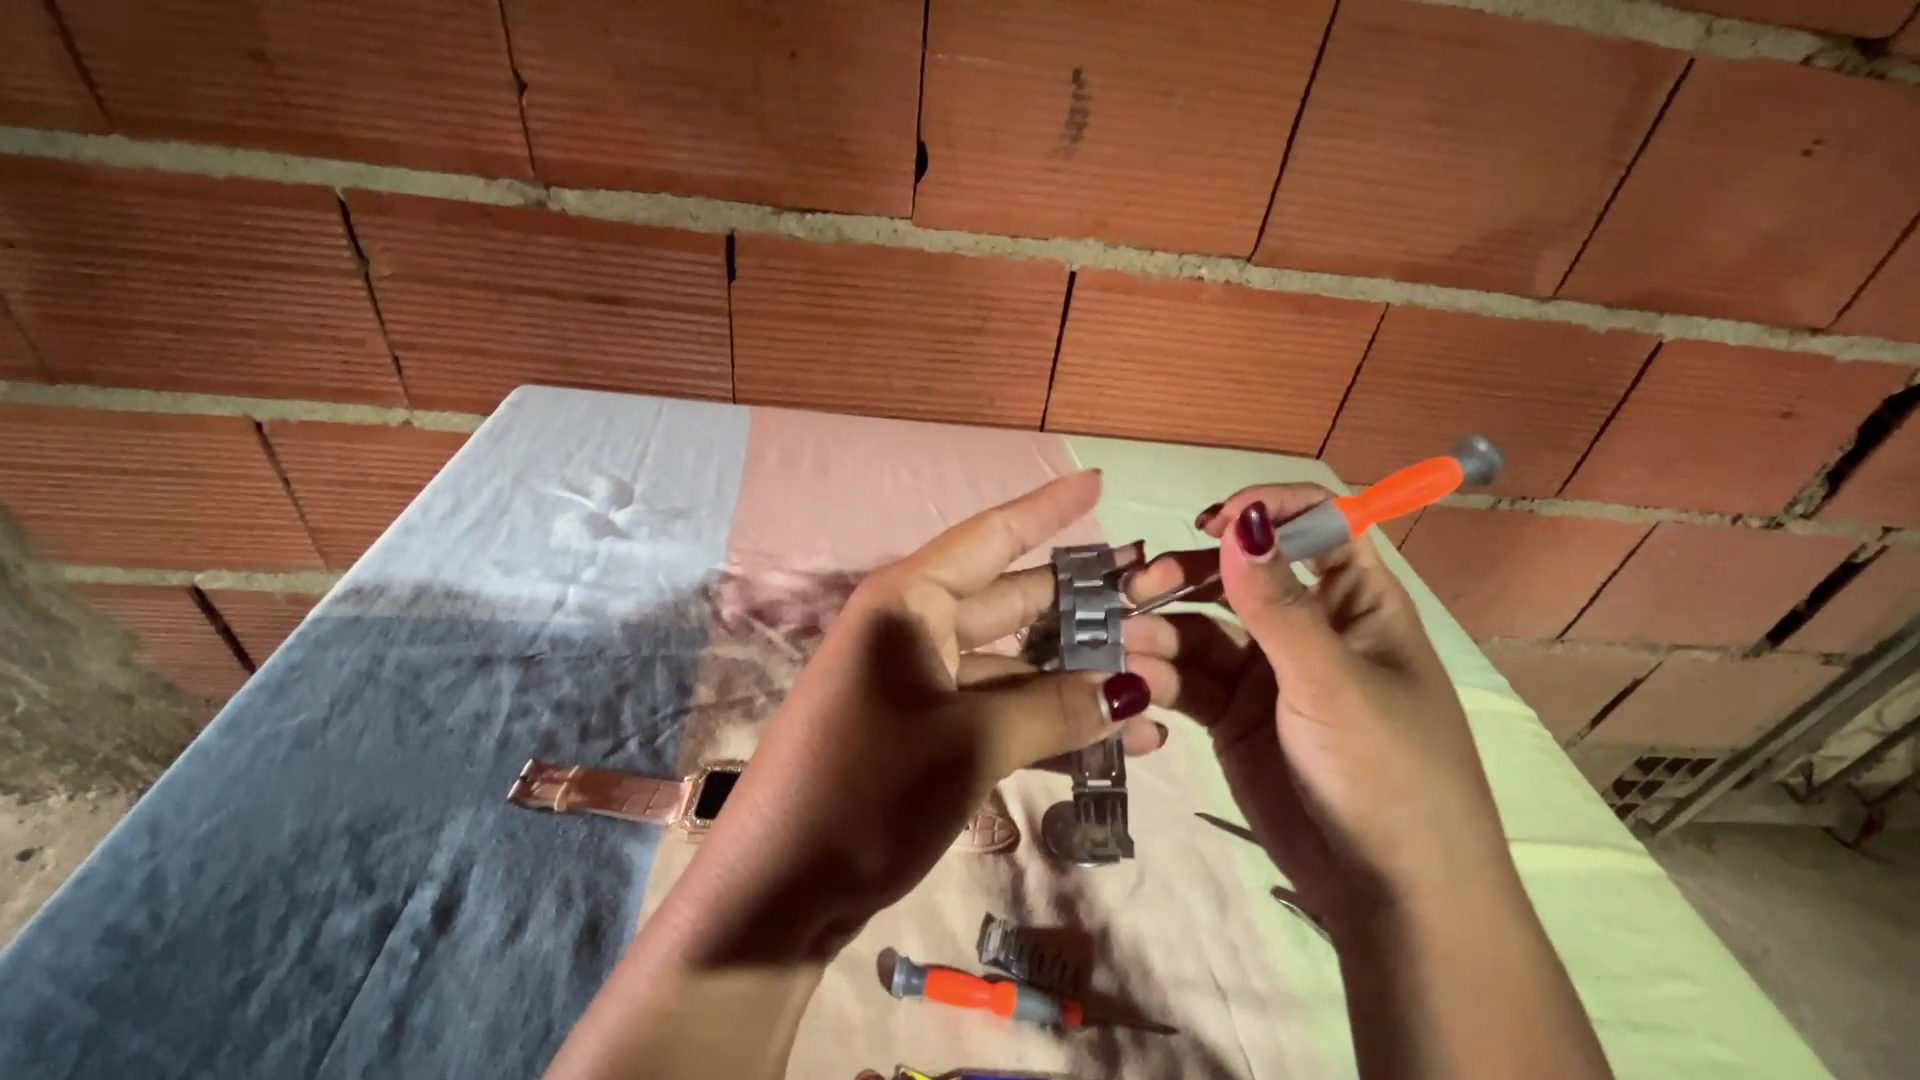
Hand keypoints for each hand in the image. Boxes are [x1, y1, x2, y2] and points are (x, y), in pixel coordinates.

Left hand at [671, 471, 1170, 959]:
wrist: (777, 890)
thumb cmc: (867, 789)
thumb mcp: (971, 742)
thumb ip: (1057, 709)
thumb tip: (1134, 692)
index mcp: (908, 602)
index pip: (992, 538)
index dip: (1049, 509)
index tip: (1098, 482)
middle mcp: (913, 630)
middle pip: (1013, 603)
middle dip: (1084, 608)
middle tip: (1154, 601)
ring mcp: (918, 686)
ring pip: (1014, 667)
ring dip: (1079, 682)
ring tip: (1158, 690)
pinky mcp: (925, 737)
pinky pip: (999, 714)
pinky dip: (1050, 727)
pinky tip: (1116, 746)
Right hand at [1123, 486, 1509, 918]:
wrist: (1392, 892)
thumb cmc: (1388, 772)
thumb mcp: (1333, 683)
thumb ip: (1278, 605)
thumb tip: (1243, 521)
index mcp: (1358, 602)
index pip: (1318, 522)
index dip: (1267, 510)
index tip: (1212, 523)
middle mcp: (1309, 628)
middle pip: (1240, 574)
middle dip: (1188, 573)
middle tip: (1136, 589)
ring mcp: (1268, 674)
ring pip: (1202, 628)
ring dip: (1161, 630)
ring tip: (1124, 645)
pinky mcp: (1235, 718)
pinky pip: (1189, 680)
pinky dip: (1159, 676)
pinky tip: (1136, 681)